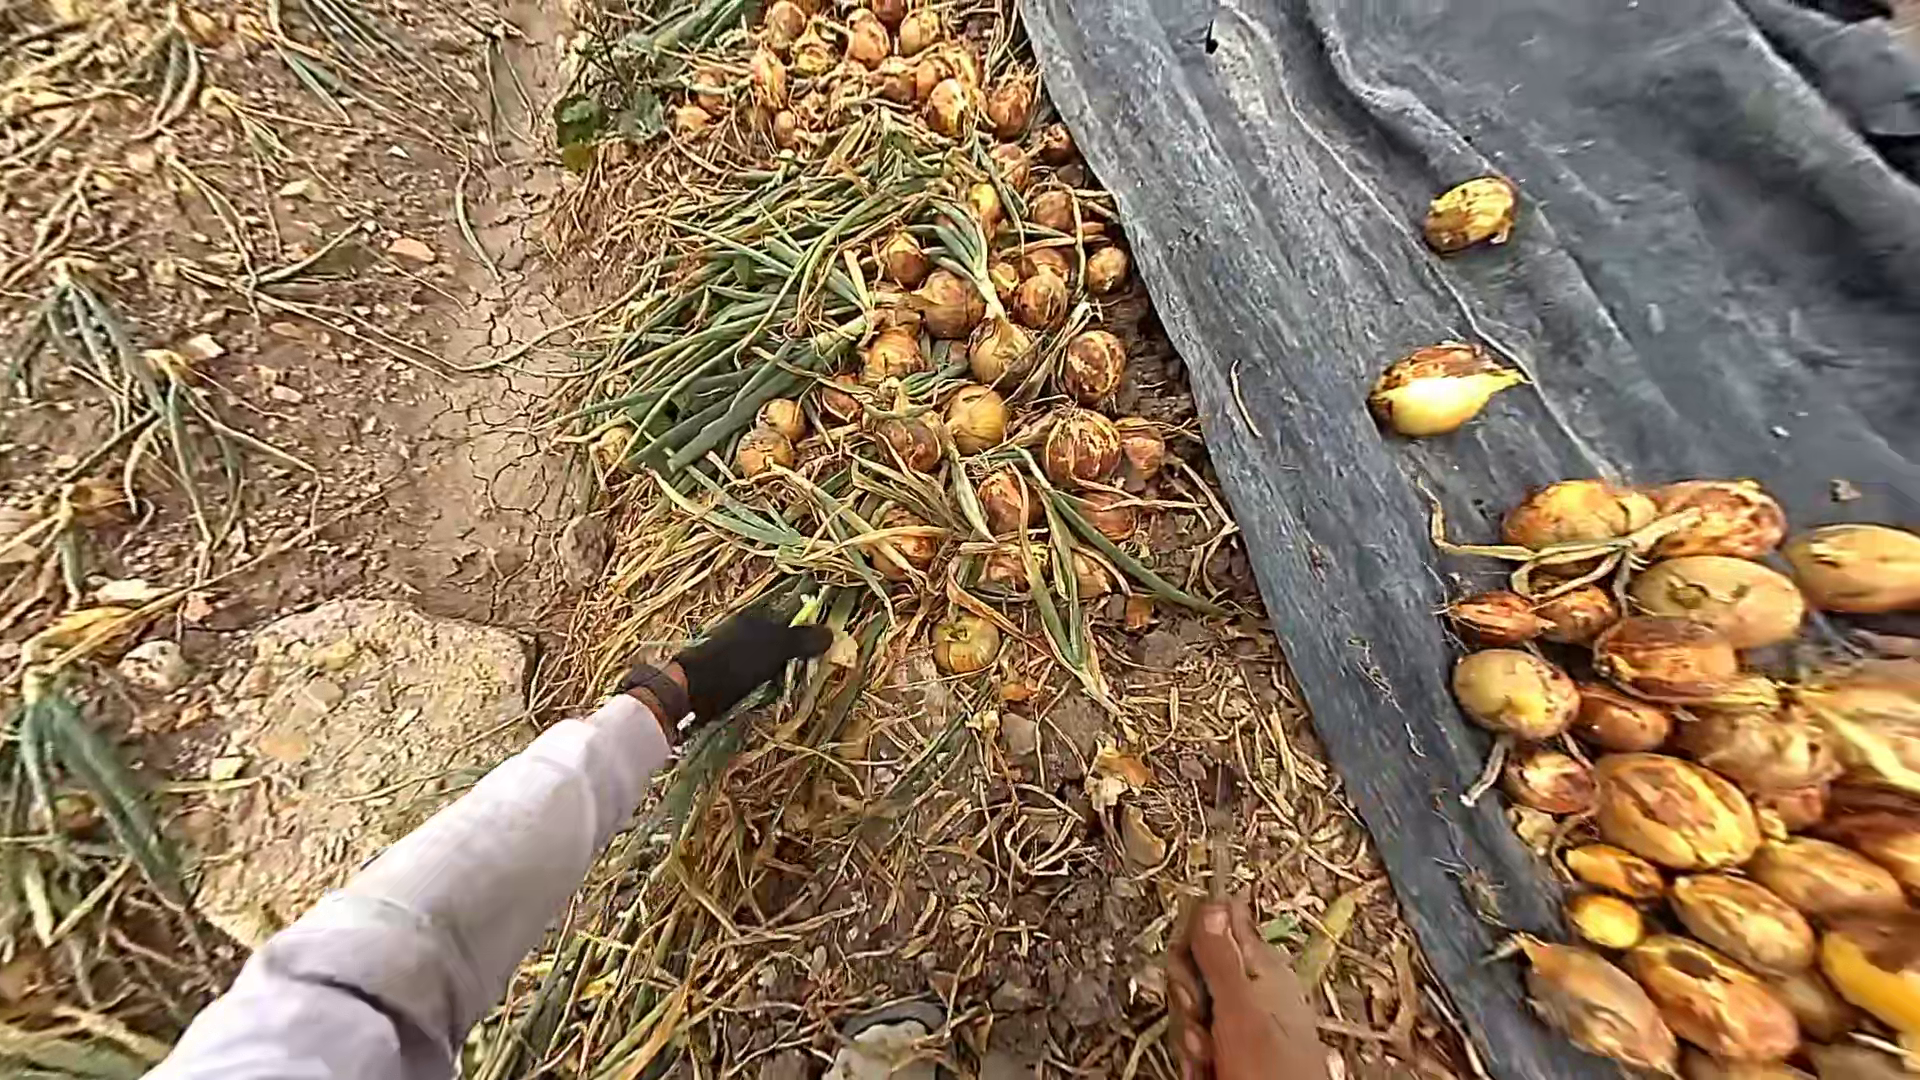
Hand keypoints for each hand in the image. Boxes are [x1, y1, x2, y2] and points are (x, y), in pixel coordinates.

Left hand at [670, 607, 832, 723]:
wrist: (690, 690)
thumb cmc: (735, 662)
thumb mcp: (776, 648)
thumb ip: (803, 639)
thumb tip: (831, 632)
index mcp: (754, 616)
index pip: (789, 617)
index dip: (806, 630)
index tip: (822, 646)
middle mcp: (742, 629)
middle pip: (778, 639)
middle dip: (794, 653)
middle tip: (810, 669)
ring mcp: (731, 651)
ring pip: (766, 659)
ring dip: (778, 671)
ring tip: (791, 684)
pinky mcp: (722, 673)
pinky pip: (753, 675)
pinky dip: (763, 683)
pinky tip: (769, 694)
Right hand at [1167, 897, 1328, 1079]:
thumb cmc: (1271, 1078)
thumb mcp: (1242, 1013)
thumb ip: (1221, 958)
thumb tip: (1210, 901)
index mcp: (1264, 968)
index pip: (1218, 920)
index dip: (1194, 932)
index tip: (1187, 958)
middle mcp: (1252, 988)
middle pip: (1195, 961)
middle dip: (1185, 988)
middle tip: (1197, 1015)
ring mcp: (1240, 1022)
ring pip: (1191, 1000)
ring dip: (1187, 1027)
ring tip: (1204, 1057)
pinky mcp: (1228, 1051)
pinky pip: (1194, 1033)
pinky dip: (1193, 1052)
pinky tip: (1202, 1071)